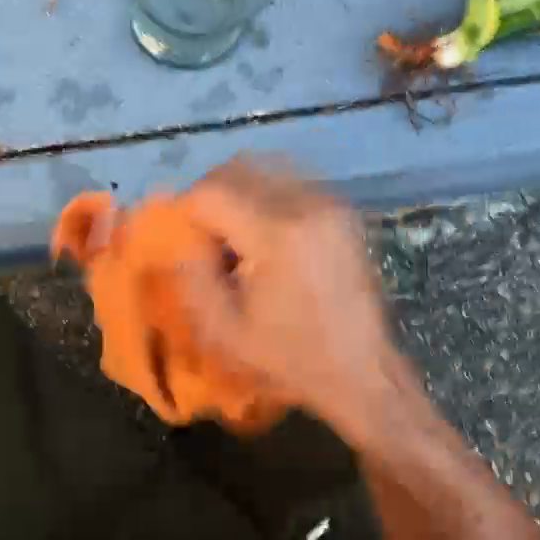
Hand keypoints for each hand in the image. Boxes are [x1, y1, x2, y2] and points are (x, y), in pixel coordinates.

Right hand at [174, 157, 406, 442]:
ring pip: (264, 166)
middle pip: (237, 168)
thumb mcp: (224, 332)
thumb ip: (190, 277)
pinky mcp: (341, 208)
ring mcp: (328, 202)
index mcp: (275, 234)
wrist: (364, 373)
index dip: (189, 212)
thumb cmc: (291, 358)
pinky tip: (266, 231)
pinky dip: (268, 193)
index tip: (187, 242)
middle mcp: (304, 205)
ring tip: (236, 231)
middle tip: (206, 234)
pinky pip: (291, 178)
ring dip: (240, 190)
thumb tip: (175, 239)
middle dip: (211, 195)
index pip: (212, 192)